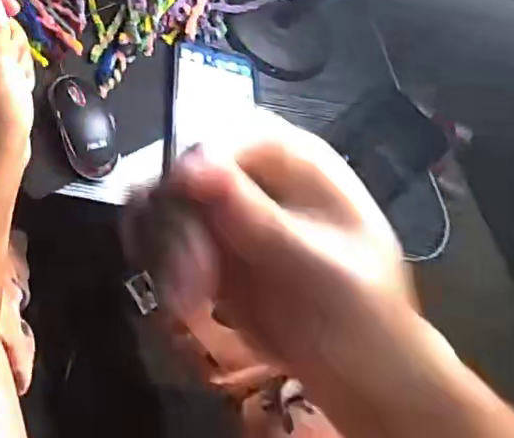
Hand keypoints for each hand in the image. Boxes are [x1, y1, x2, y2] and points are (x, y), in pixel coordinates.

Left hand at [0, 0, 35, 173]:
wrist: (0, 148)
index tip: (15, 11)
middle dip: (13, 37)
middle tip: (11, 59)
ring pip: (11, 44)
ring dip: (20, 58)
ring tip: (17, 79)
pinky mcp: (3, 82)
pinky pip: (18, 65)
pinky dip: (23, 74)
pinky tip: (21, 89)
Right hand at [150, 118, 414, 379]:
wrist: (360, 374)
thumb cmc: (362, 315)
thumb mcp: (323, 269)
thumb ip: (261, 219)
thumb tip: (195, 165)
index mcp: (290, 155)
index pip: (225, 139)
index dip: (195, 167)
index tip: (178, 204)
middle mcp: (245, 166)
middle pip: (183, 168)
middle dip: (178, 225)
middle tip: (189, 285)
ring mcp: (215, 197)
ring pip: (160, 196)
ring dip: (161, 246)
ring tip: (181, 300)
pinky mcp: (194, 230)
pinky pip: (153, 225)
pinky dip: (151, 253)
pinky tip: (168, 288)